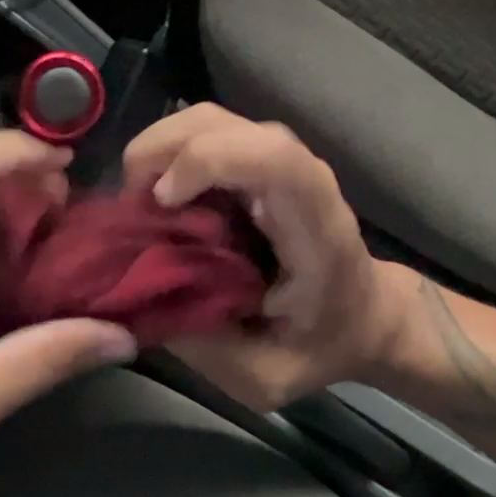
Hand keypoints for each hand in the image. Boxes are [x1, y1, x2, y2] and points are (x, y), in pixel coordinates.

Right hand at [124, 104, 404, 410]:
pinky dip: (168, 154)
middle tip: (131, 206)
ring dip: (159, 150)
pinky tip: (158, 197)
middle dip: (160, 150)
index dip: (206, 161)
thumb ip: (202, 344)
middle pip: (221, 123)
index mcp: (314, 226)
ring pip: (206, 120)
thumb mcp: (264, 376)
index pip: (271, 158)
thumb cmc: (322, 343)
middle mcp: (298, 175)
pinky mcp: (257, 157)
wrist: (364, 314)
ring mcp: (276, 158)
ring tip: (139, 202)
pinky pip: (203, 134)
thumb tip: (134, 298)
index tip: (163, 203)